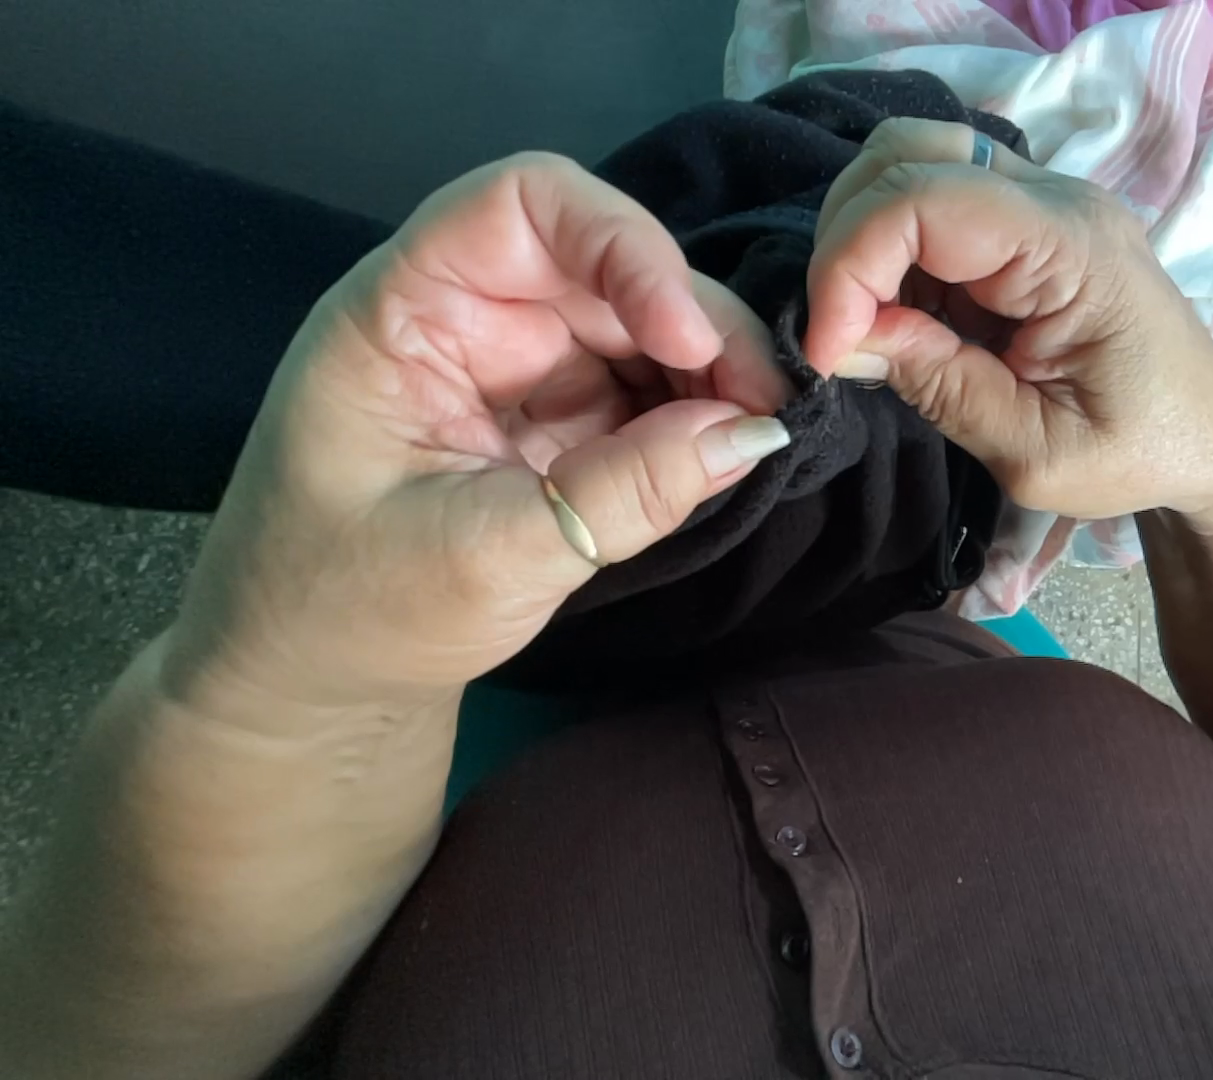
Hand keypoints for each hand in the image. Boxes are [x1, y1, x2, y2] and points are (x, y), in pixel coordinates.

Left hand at [163, 153, 793, 718]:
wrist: (332, 672)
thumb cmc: (361, 610)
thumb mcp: (494, 554)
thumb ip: (628, 491)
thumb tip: (757, 434)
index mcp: (413, 316)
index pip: (528, 207)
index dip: (625, 250)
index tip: (688, 345)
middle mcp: (484, 320)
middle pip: (618, 271)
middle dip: (706, 330)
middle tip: (771, 410)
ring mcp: (537, 369)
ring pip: (654, 329)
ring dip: (721, 374)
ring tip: (759, 436)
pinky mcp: (578, 419)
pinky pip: (661, 390)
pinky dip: (709, 414)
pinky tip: (730, 449)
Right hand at [805, 118, 1212, 528]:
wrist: (1208, 442)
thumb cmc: (1138, 455)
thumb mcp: (1035, 453)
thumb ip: (940, 387)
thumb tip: (840, 340)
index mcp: (1073, 250)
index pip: (924, 200)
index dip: (849, 266)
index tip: (826, 351)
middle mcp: (1058, 201)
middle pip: (908, 155)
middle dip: (846, 244)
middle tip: (837, 336)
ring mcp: (1045, 207)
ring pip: (913, 170)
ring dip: (865, 247)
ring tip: (868, 331)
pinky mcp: (1029, 231)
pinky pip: (935, 213)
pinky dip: (893, 262)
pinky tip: (905, 322)